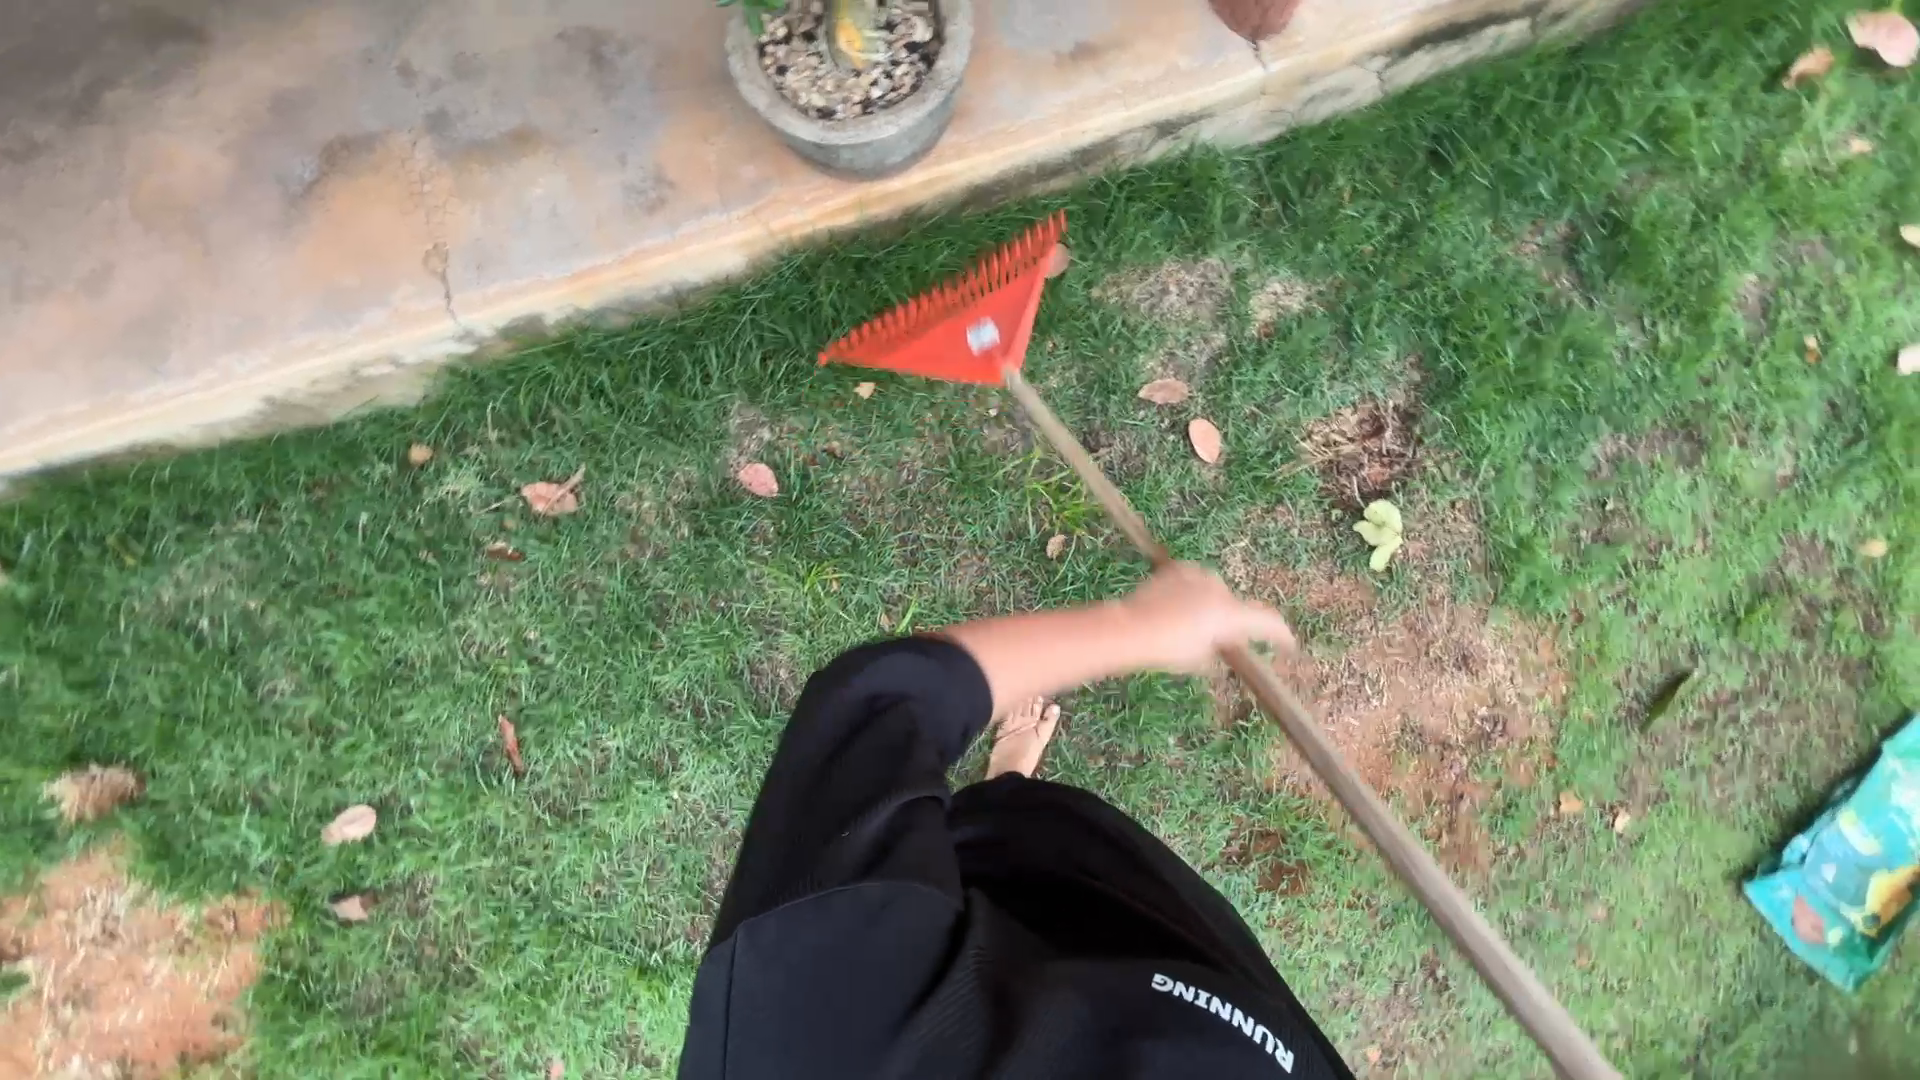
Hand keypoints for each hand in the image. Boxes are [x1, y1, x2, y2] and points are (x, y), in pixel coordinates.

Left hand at [1117, 563, 1294, 673]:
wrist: (1131, 627)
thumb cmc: (1167, 648)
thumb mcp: (1200, 657)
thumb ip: (1221, 646)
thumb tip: (1225, 641)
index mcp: (1230, 615)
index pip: (1268, 622)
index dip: (1281, 635)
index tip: (1288, 644)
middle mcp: (1219, 591)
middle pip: (1238, 606)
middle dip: (1234, 620)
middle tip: (1222, 637)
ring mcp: (1198, 577)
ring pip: (1216, 591)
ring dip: (1212, 604)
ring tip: (1194, 621)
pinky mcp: (1179, 570)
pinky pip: (1195, 581)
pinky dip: (1194, 592)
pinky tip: (1180, 604)